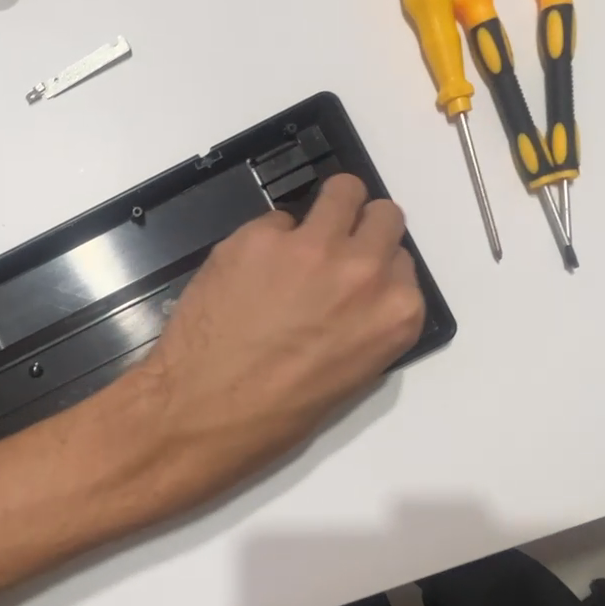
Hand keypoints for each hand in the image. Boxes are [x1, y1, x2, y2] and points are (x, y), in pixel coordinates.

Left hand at [134, 174, 425, 497]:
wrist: (201, 410)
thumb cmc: (276, 414)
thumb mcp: (349, 375)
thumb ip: (365, 323)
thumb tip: (351, 294)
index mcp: (396, 314)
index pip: (402, 262)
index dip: (375, 267)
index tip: (353, 278)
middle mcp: (365, 271)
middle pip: (383, 216)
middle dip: (360, 228)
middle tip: (331, 251)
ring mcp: (311, 246)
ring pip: (341, 191)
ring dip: (325, 210)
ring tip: (298, 241)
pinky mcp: (259, 236)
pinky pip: (274, 219)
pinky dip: (265, 240)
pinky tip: (245, 273)